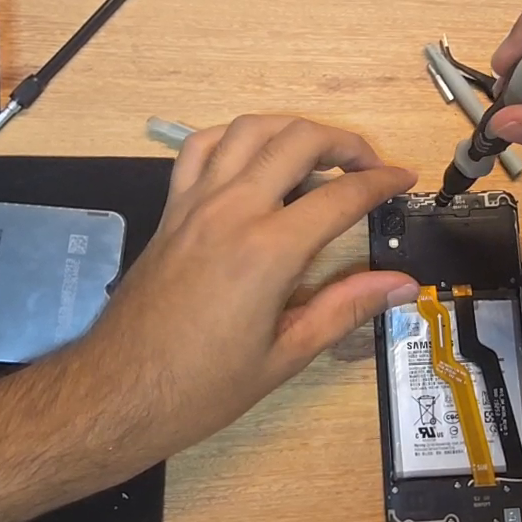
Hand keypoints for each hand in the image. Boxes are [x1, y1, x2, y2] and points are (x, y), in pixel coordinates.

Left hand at [69, 115, 418, 460]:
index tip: (405, 178)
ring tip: (319, 154)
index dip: (383, 181)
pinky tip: (253, 158)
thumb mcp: (285, 356)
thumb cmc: (202, 387)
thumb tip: (404, 284)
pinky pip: (201, 148)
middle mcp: (232, 210)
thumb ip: (346, 308)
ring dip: (293, 129)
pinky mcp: (171, 208)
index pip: (341, 195)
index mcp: (268, 250)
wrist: (117, 392)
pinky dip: (235, 138)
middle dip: (346, 143)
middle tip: (370, 167)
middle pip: (298, 140)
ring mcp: (196, 202)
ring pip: (250, 129)